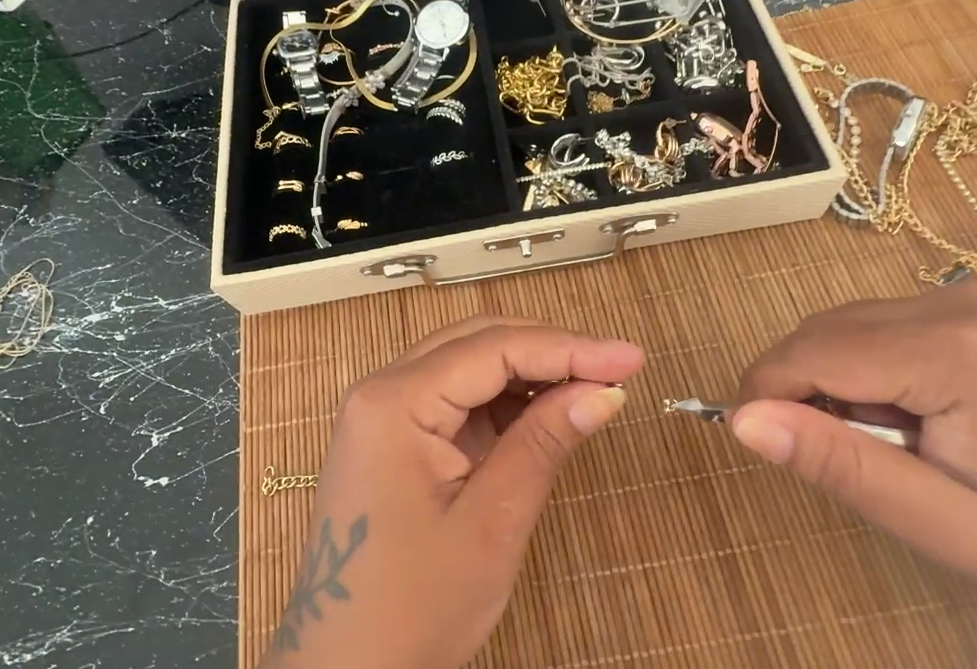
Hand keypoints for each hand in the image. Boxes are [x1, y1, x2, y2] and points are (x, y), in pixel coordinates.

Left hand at [261, 317, 644, 668]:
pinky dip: (503, 399)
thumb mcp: (491, 525)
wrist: (345, 667)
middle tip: (616, 366)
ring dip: (529, 370)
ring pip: (467, 362)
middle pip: (477, 342)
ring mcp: (382, 411)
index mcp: (393, 402)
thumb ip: (544, 444)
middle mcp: (380, 390)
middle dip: (550, 349)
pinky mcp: (393, 434)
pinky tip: (546, 410)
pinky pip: (455, 395)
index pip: (493, 348)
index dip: (568, 347)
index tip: (631, 356)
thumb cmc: (413, 607)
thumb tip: (604, 392)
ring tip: (591, 387)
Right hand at [730, 283, 976, 668]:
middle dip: (806, 387)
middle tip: (839, 457)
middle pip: (829, 329)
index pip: (814, 350)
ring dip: (840, 378)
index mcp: (954, 348)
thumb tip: (742, 420)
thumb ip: (838, 463)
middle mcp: (961, 301)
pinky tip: (915, 412)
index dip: (767, 392)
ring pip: (853, 322)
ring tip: (890, 442)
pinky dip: (873, 364)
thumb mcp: (943, 522)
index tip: (758, 441)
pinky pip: (888, 321)